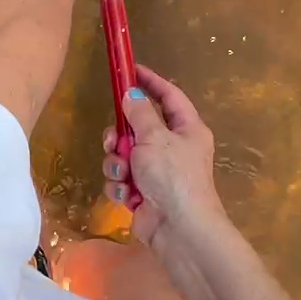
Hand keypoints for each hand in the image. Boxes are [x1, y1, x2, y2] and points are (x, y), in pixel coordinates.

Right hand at [102, 64, 225, 249]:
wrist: (179, 229)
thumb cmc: (173, 176)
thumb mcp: (154, 137)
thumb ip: (140, 113)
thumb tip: (132, 95)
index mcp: (187, 130)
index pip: (169, 96)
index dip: (150, 81)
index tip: (130, 70)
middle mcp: (173, 149)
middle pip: (138, 128)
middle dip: (120, 135)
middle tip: (113, 141)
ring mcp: (157, 172)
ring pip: (124, 155)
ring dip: (117, 164)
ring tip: (125, 175)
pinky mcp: (142, 193)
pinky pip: (122, 179)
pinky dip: (120, 186)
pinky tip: (127, 196)